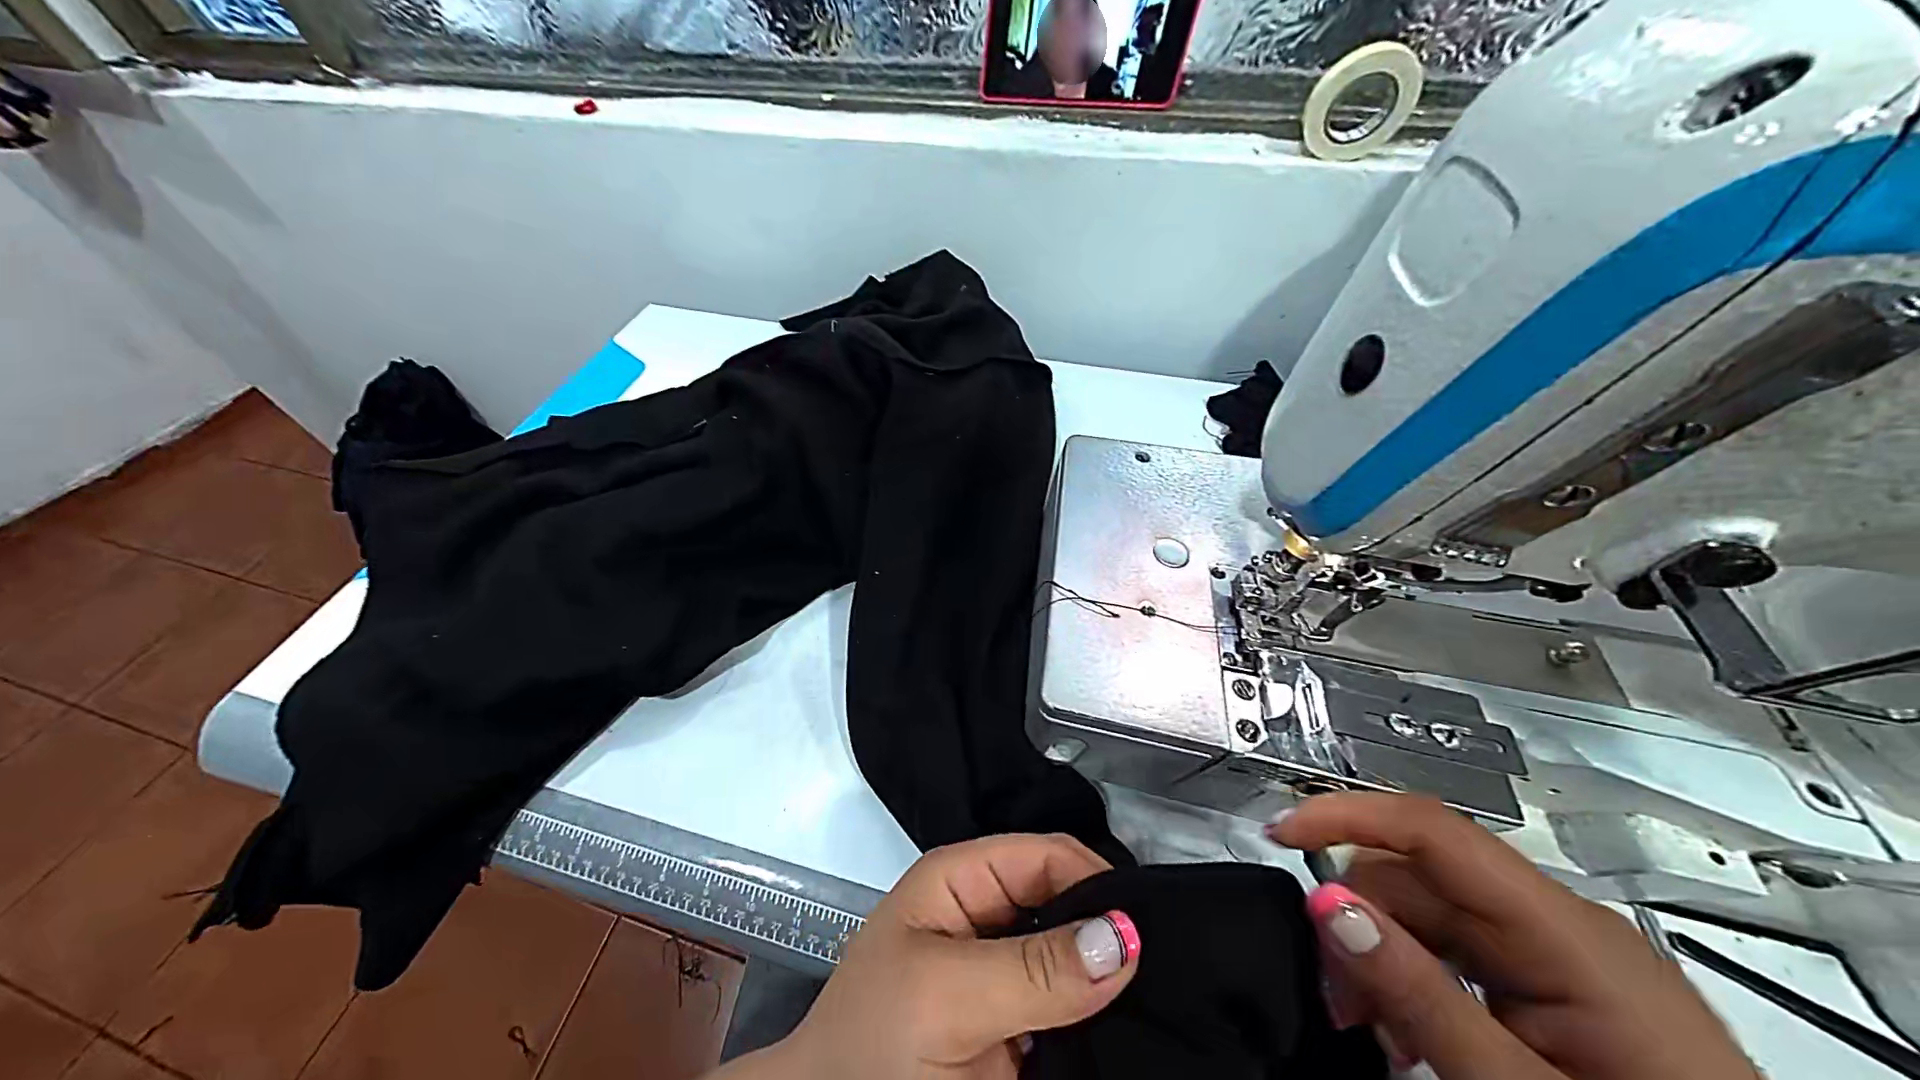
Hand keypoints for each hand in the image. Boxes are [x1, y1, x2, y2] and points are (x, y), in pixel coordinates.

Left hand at [716, 834, 1139, 1078]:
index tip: (1151, 930)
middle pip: (1069, 902)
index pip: (1047, 855)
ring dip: (1112, 978)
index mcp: (963, 879)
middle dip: (1111, 930)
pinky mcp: (1019, 1027)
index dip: (1098, 882)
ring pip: (1078, 958)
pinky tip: (1132, 1026)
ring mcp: (1005, 974)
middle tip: (1168, 968)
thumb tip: (1125, 935)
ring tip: (1164, 997)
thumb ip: (1033, 970)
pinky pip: (1074, 1010)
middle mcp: (990, 915)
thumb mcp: (945, 998)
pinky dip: (1101, 1018)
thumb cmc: (872, 1050)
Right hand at [1270, 793, 1758, 1079]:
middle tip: (1336, 997)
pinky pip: (1456, 950)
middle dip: (1355, 918)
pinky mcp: (1554, 982)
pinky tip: (1410, 1030)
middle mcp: (1561, 925)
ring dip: (1380, 955)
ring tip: (1375, 1029)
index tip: (1279, 832)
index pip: (1431, 828)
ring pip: (1428, 913)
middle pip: (1418, 876)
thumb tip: (1328, 905)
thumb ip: (1420, 997)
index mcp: (1567, 934)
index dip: (1345, 814)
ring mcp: (1558, 953)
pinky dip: (1413, 977)